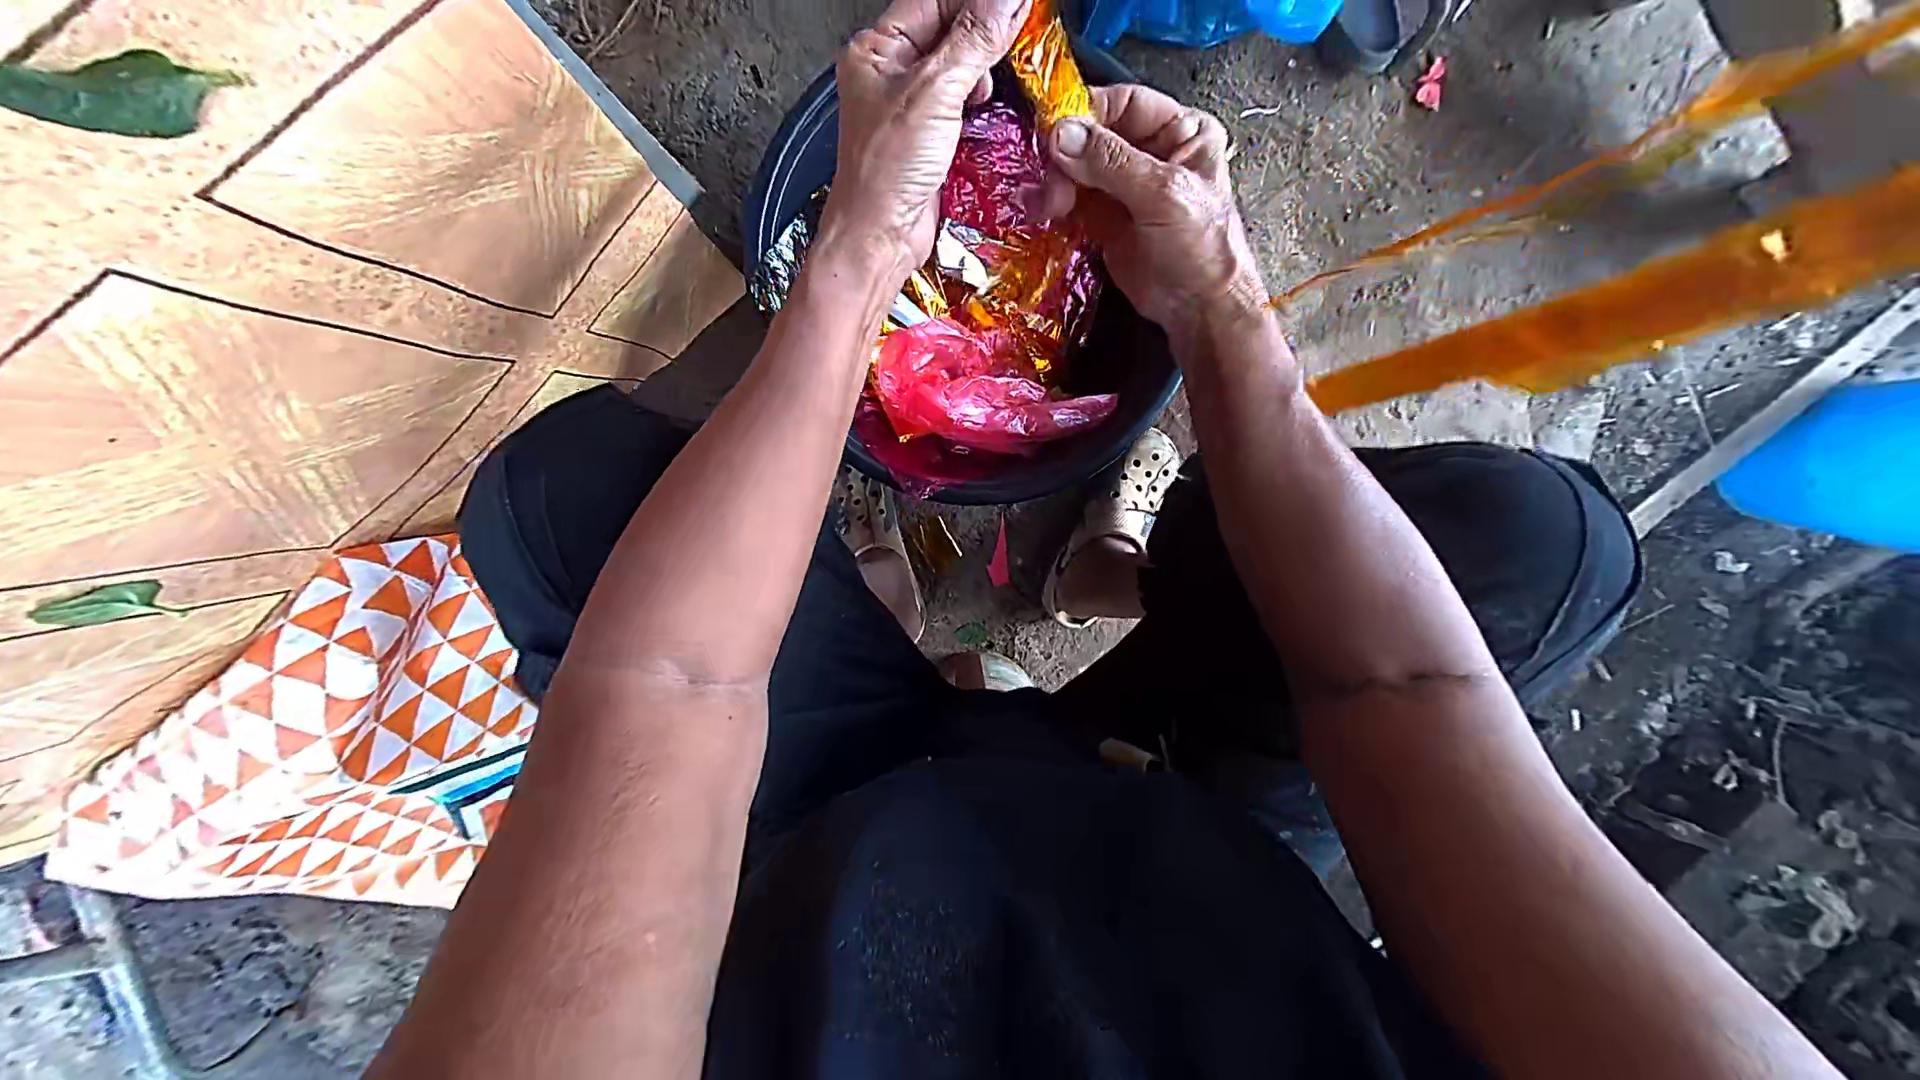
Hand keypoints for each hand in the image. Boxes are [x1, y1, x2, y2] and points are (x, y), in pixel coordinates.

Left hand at [825, 0, 1030, 276]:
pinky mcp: (929, 143)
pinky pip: (961, 110)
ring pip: (958, 73)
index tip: (1016, 7)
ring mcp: (911, 112)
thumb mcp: (934, 92)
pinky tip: (989, 111)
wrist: (880, 237)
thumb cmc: (885, 172)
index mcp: (878, 50)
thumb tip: (1006, 1)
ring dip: (982, 75)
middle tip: (1016, 38)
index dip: (978, 3)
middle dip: (983, 37)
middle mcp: (892, 77)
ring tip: (994, 86)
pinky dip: (980, 107)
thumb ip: (974, 41)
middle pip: (949, 34)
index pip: (936, 1)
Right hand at [1044, 85, 1268, 343]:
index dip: (1086, 114)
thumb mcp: (1161, 194)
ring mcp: (1124, 189)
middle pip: (1093, 138)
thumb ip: (1111, 162)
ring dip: (1053, 183)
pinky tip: (1039, 211)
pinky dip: (1053, 205)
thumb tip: (1062, 134)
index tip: (1052, 132)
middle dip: (1065, 158)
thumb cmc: (1199, 248)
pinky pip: (1072, 202)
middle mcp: (1149, 154)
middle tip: (1049, 185)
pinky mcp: (1104, 221)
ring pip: (1077, 170)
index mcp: (1179, 132)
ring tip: (1041, 206)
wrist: (1197, 308)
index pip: (1124, 104)